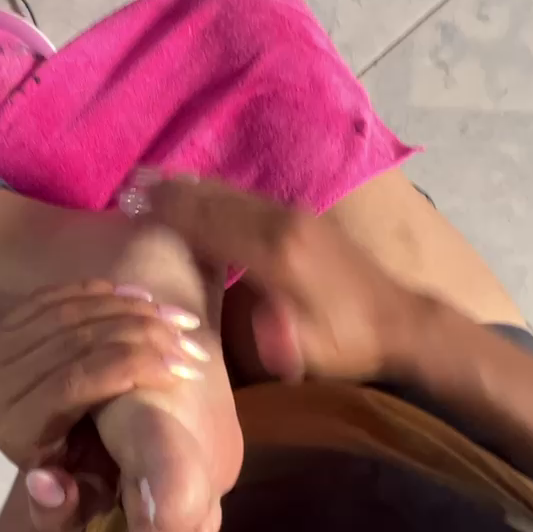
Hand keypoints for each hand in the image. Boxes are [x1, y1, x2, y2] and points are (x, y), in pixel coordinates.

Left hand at [0, 282, 222, 531]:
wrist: (50, 443)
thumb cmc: (79, 476)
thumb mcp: (79, 504)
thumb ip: (64, 506)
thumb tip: (46, 481)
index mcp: (14, 430)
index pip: (73, 383)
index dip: (131, 367)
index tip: (183, 367)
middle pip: (74, 342)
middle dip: (140, 333)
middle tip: (190, 337)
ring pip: (70, 312)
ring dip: (130, 309)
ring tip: (178, 318)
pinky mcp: (9, 323)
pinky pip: (59, 295)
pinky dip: (104, 293)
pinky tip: (143, 298)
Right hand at [132, 176, 435, 382]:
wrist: (401, 322)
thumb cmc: (347, 345)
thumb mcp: (310, 351)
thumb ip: (273, 336)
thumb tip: (239, 318)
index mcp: (277, 255)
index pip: (212, 226)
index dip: (172, 215)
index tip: (134, 206)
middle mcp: (282, 223)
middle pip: (217, 201)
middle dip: (173, 193)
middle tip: (131, 185)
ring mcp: (294, 215)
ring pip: (231, 193)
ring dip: (191, 186)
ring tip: (153, 179)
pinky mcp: (302, 216)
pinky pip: (246, 196)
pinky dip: (215, 190)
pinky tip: (198, 188)